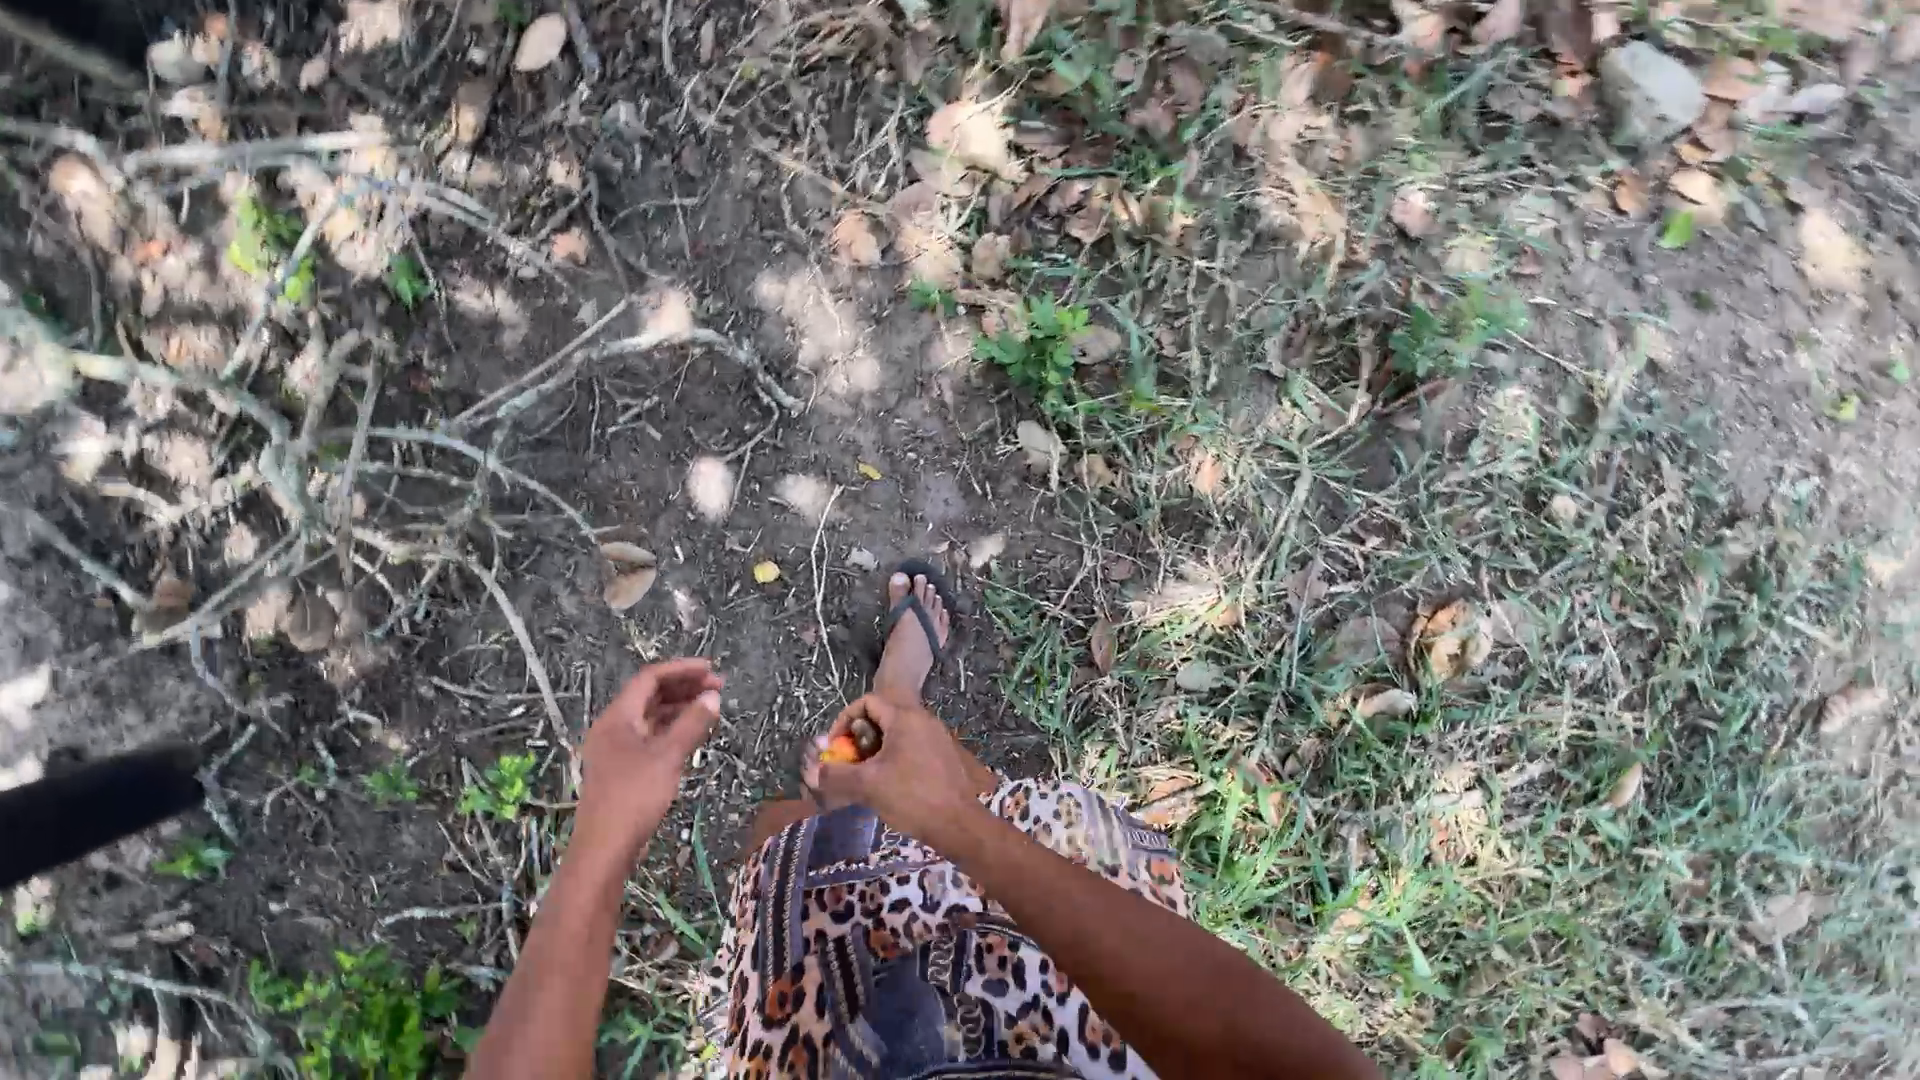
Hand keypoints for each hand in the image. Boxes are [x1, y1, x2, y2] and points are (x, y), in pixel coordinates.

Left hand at [577, 658, 721, 834]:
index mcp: (617, 717)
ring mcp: (617, 749)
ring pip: (651, 717)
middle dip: (684, 687)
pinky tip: (693, 734)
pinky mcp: (624, 768)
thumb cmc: (634, 797)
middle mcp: (613, 727)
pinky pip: (651, 736)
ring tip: (710, 708)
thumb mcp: (668, 756)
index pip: (650, 679)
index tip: (712, 670)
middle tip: (718, 687)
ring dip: (680, 708)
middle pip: (650, 695)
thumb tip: (713, 696)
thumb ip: (692, 723)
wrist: (605, 848)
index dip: (682, 670)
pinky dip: (673, 729)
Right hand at [802, 695, 982, 842]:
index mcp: (905, 717)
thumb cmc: (911, 797)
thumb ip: (837, 774)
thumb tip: (813, 771)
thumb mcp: (868, 785)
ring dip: (876, 750)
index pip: (867, 702)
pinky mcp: (944, 755)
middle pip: (882, 717)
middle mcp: (923, 720)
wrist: (958, 823)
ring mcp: (936, 737)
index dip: (844, 720)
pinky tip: (890, 785)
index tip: (836, 746)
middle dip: (859, 738)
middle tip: (850, 764)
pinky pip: (912, 746)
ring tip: (866, 777)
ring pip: (897, 734)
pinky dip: (895, 758)